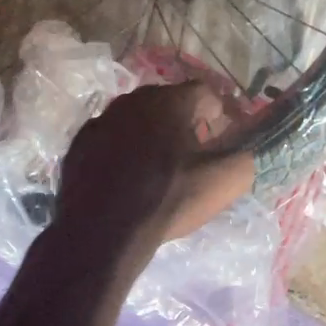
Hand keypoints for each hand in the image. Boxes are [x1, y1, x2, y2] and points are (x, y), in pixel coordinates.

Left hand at [57, 82, 254, 241]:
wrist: (100, 233)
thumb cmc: (166, 199)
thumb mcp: (224, 181)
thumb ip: (245, 157)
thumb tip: (246, 149)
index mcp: (170, 100)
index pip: (205, 92)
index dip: (219, 114)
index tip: (221, 140)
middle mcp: (134, 99)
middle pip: (169, 102)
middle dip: (185, 122)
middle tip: (194, 153)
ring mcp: (101, 120)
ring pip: (137, 119)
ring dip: (152, 135)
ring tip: (159, 167)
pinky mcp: (78, 144)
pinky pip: (111, 139)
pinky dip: (122, 151)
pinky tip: (127, 178)